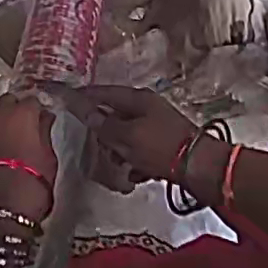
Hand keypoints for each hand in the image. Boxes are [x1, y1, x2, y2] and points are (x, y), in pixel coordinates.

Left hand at [0, 95, 55, 223]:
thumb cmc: (33, 183)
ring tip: (9, 139)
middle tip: (25, 124)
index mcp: (22, 114)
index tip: (42, 117)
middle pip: (7, 102)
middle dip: (15, 109)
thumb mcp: (49, 157)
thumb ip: (44, 132)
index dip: (37, 109)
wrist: (2, 207)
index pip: (31, 100)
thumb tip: (44, 118)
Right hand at [77, 85, 197, 183]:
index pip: (103, 93)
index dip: (84, 96)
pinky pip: (141, 149)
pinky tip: (134, 174)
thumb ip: (103, 124)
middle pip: (115, 114)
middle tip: (97, 146)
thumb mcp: (127, 136)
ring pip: (127, 134)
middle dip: (104, 132)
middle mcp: (147, 108)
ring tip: (118, 164)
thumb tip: (84, 110)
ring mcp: (157, 126)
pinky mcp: (165, 144)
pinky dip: (135, 160)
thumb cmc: (161, 147)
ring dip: (119, 149)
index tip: (66, 100)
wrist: (202, 169)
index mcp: (137, 99)